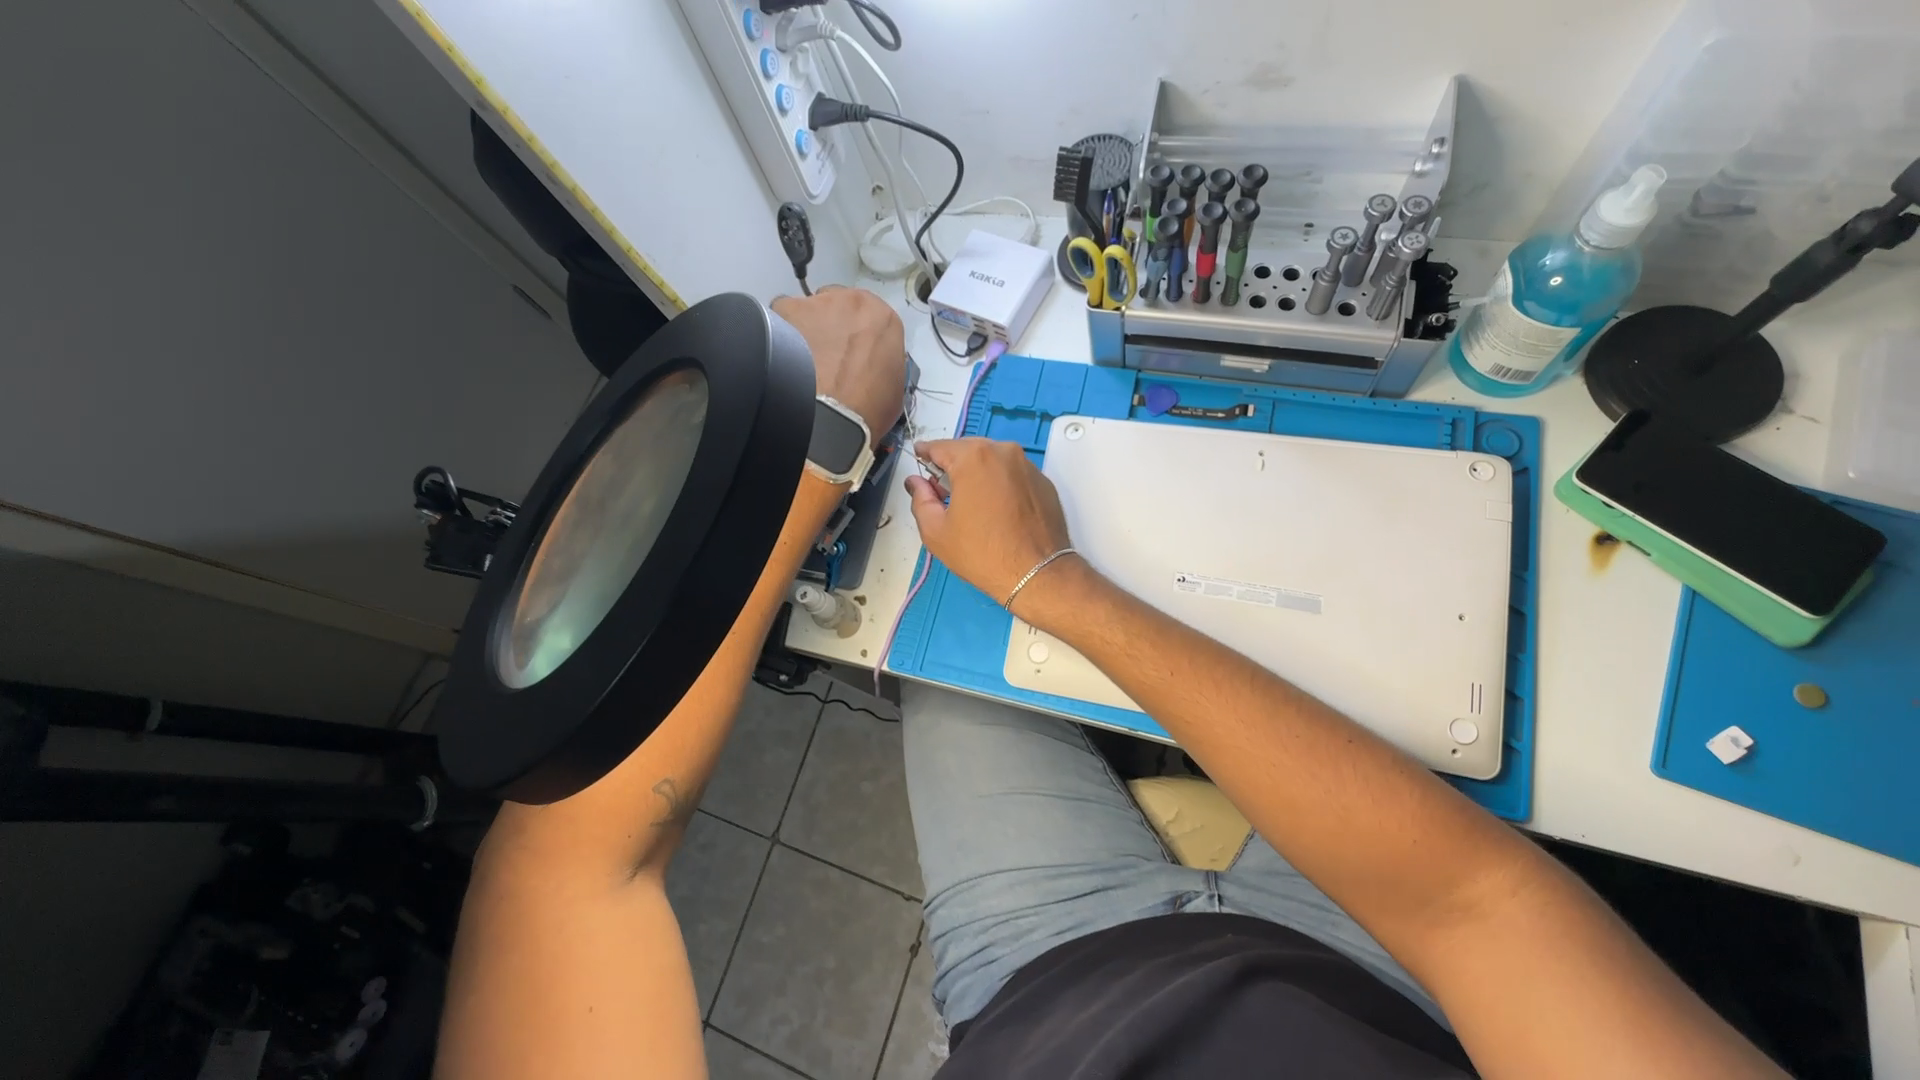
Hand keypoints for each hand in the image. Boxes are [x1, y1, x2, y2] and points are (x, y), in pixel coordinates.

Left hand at [771, 287, 904, 448]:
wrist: (834, 417)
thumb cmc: (871, 408)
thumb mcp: (893, 385)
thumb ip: (881, 361)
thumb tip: (867, 365)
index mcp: (883, 318)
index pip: (867, 317)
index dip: (855, 335)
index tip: (848, 353)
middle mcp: (852, 301)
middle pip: (836, 305)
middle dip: (830, 326)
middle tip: (824, 357)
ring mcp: (817, 303)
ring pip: (806, 310)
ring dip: (804, 329)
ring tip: (798, 362)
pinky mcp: (787, 311)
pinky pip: (779, 317)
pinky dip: (779, 334)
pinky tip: (781, 358)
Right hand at [905, 438, 1074, 608]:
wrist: (1037, 574)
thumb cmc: (981, 553)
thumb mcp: (936, 531)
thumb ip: (921, 499)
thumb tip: (916, 482)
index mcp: (973, 458)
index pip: (939, 447)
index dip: (925, 453)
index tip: (919, 458)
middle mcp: (1003, 452)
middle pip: (968, 449)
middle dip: (953, 464)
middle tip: (943, 488)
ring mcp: (1028, 466)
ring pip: (993, 460)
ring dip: (979, 472)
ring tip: (971, 500)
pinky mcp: (1044, 482)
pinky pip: (1014, 474)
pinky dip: (1001, 483)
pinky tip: (998, 507)